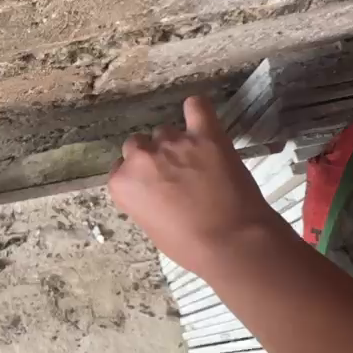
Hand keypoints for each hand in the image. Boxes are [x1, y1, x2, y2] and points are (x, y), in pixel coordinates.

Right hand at [107, 96, 290, 274]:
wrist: (231, 242)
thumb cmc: (188, 245)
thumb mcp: (149, 225)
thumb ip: (142, 197)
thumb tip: (154, 187)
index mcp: (122, 183)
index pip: (121, 167)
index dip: (138, 176)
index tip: (152, 186)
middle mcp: (141, 159)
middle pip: (137, 144)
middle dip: (152, 157)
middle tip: (173, 175)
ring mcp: (173, 144)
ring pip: (165, 132)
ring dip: (175, 143)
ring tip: (194, 161)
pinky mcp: (205, 136)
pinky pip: (197, 107)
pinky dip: (196, 108)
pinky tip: (196, 112)